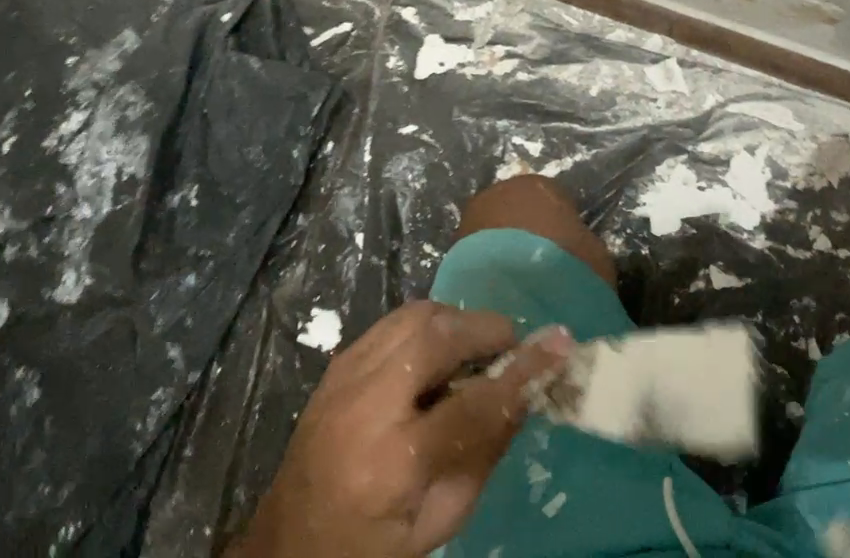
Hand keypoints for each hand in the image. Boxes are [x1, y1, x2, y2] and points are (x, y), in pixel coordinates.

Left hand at [231, 302, 571, 557]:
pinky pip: (392, 323)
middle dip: (485, 330)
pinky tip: (439, 356)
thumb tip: (525, 391)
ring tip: (477, 351)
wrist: (288, 548)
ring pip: (413, 315)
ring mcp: (342, 378)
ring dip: (456, 323)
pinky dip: (428, 327)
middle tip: (511, 347)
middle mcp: (364, 403)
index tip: (561, 344)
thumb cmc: (371, 547)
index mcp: (394, 459)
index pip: (474, 401)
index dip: (524, 369)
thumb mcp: (440, 520)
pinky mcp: (335, 367)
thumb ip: (484, 452)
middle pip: (437, 334)